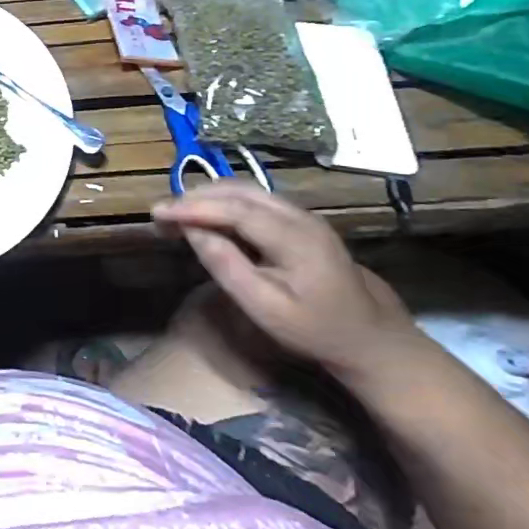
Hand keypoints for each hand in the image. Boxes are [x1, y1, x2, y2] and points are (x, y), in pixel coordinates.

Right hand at [153, 182, 422, 381]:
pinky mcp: (296, 220)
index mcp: (296, 239)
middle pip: (238, 191)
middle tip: (160, 214)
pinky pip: (252, 200)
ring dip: (206, 197)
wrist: (370, 337)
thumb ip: (227, 267)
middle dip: (194, 197)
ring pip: (244, 191)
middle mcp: (299, 217)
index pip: (235, 210)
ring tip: (175, 215)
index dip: (193, 207)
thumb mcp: (266, 309)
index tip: (157, 213)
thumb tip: (192, 232)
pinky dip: (221, 203)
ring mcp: (300, 215)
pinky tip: (203, 218)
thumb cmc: (315, 329)